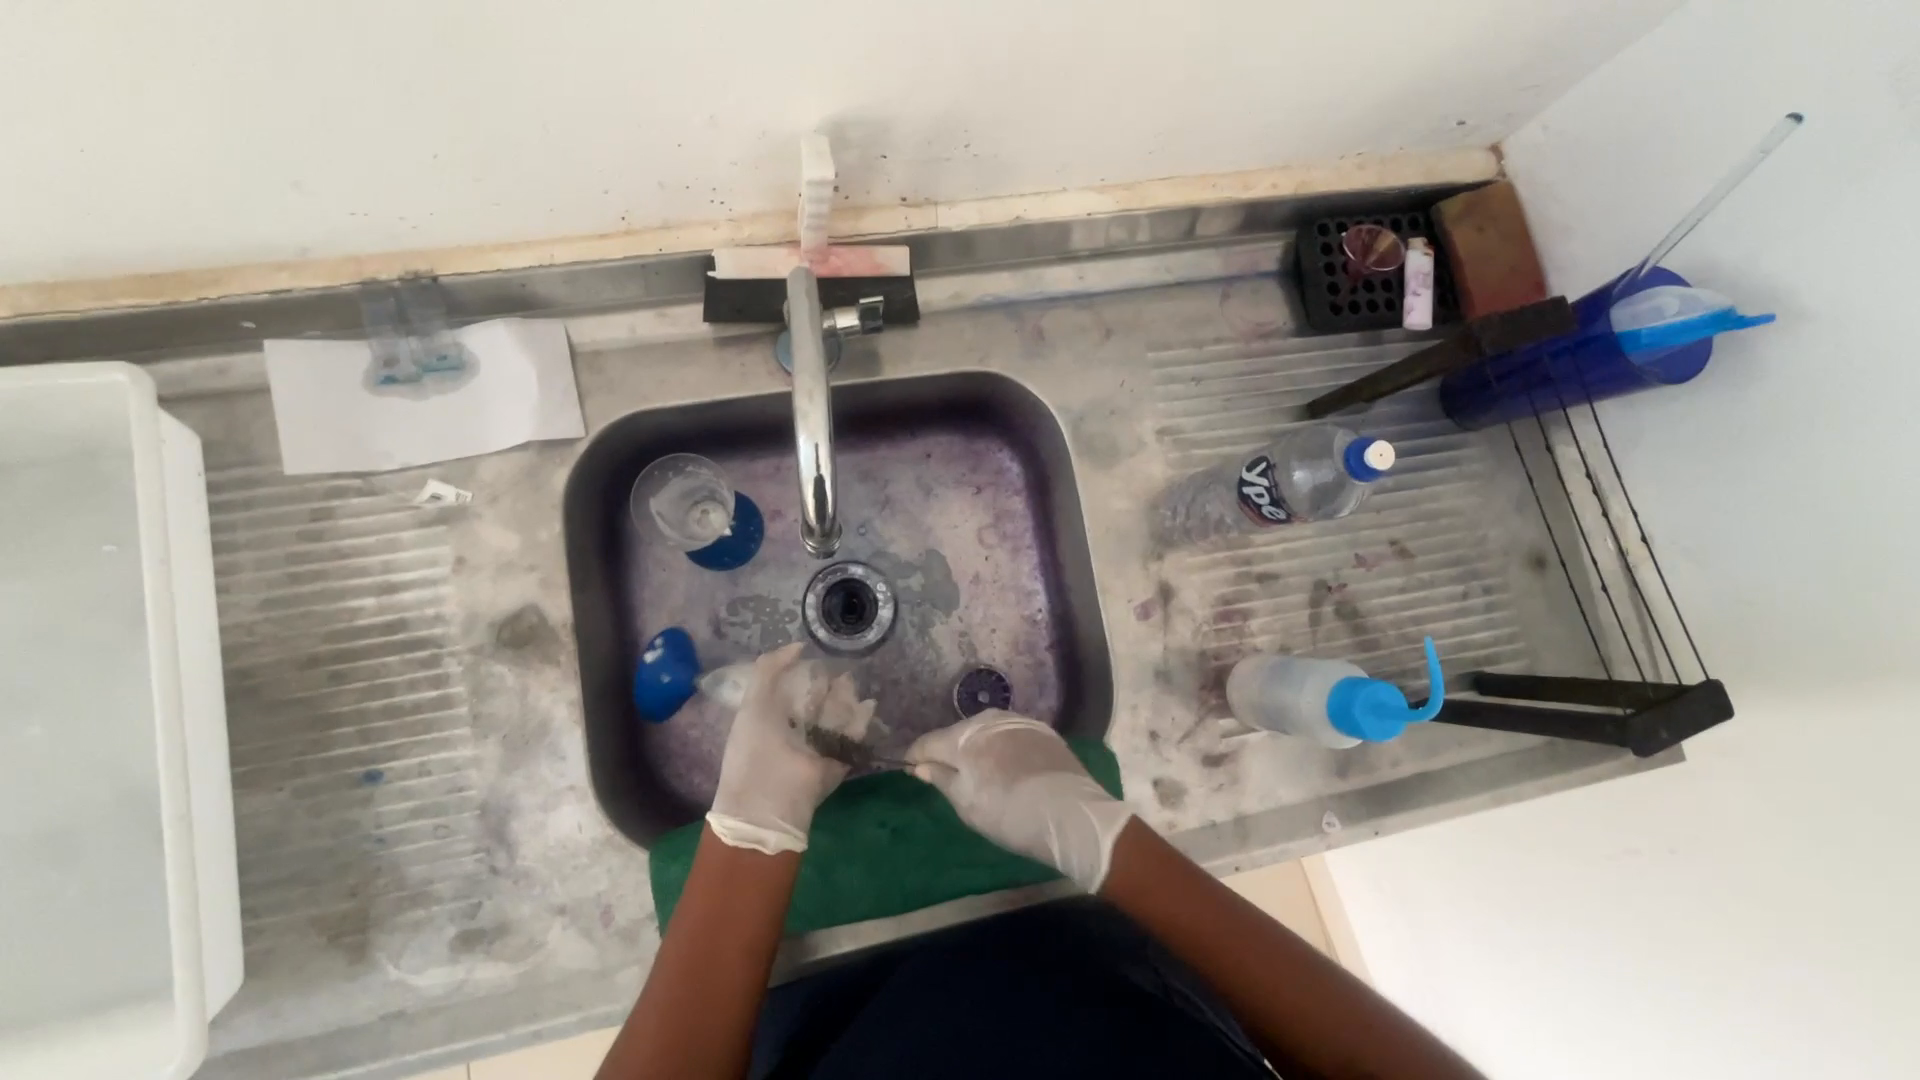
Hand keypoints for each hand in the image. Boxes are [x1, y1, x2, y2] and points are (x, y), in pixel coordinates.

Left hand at [707, 643, 875, 853]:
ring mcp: (816, 749)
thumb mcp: (754, 703)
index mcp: (768, 718)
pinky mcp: (837, 763)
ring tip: (852, 685)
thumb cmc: (755, 750)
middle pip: (816, 701)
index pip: (789, 689)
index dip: (800, 673)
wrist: (770, 803)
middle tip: (840, 668)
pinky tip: (868, 706)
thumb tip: (798, 646)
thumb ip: (769, 669)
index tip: (814, 657)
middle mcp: (792, 733)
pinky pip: (852, 739)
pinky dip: (861, 723)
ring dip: (845, 699)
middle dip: (827, 685)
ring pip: (836, 717)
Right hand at [906, 710, 1132, 891]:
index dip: (916, 756)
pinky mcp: (1043, 731)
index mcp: (964, 736)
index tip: (910, 769)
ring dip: (977, 748)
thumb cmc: (1008, 813)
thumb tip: (920, 765)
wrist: (1071, 813)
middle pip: (958, 734)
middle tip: (947, 776)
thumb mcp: (966, 804)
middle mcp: (989, 720)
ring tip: (979, 773)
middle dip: (949, 752)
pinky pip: (1010, 736)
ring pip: (986, 732)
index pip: (928, 742)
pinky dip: (1002, 749)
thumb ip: (940, 778)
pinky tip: (1008, 768)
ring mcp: (1019, 722)